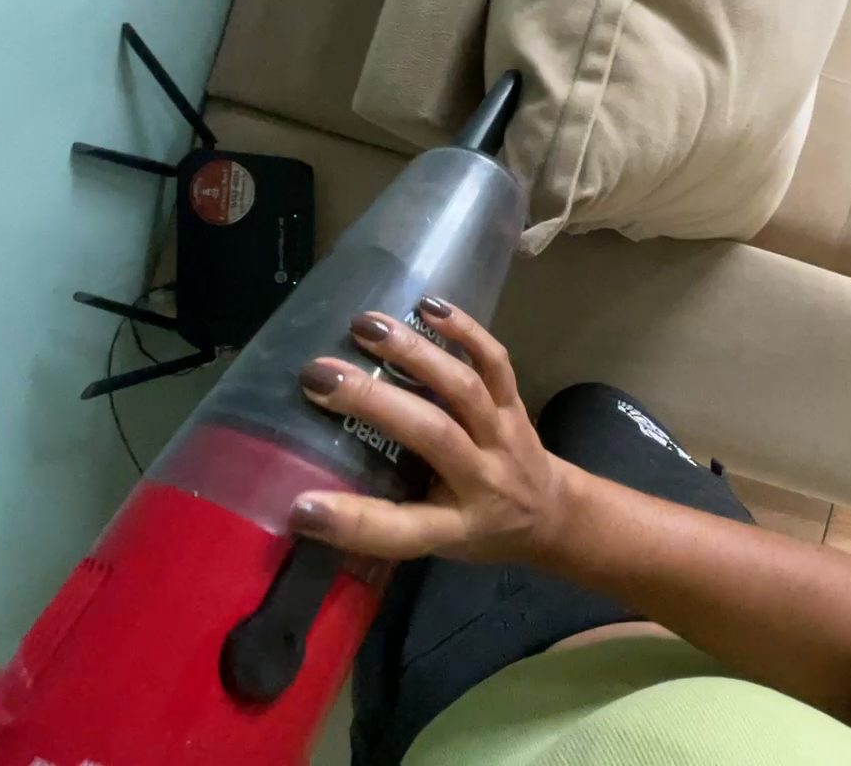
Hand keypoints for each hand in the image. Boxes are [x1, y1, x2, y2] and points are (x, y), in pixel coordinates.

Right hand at [288, 298, 575, 563]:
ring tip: (366, 326)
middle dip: (374, 402)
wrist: (551, 515)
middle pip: (433, 436)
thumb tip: (307, 502)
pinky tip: (428, 306)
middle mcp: (484, 478)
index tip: (299, 505)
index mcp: (455, 528)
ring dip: (414, 353)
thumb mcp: (436, 544)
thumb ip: (386, 523)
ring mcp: (505, 435)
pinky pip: (495, 362)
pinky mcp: (516, 403)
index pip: (400, 530)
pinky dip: (465, 330)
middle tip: (318, 375)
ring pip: (464, 388)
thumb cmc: (479, 532)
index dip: (350, 520)